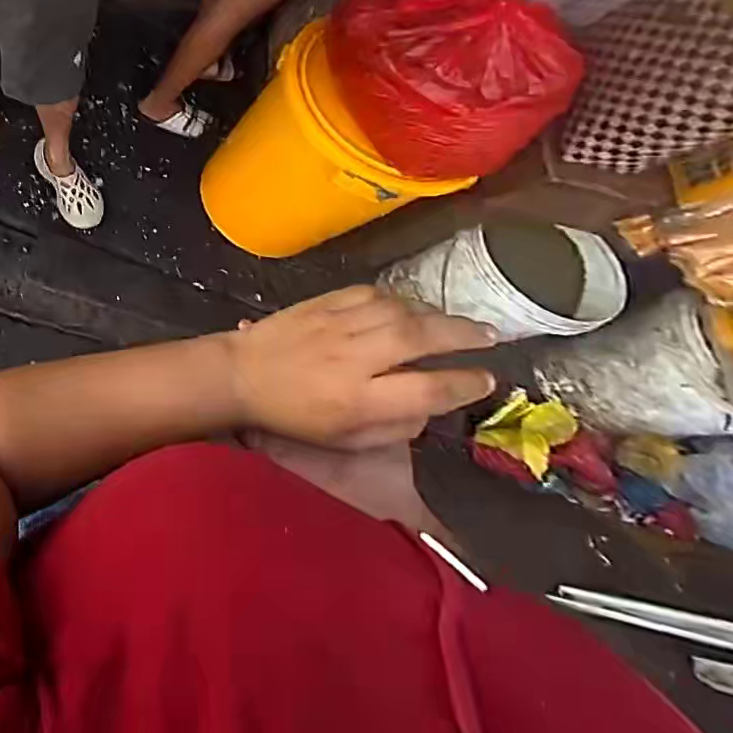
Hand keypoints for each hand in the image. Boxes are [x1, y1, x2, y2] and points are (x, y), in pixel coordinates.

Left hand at [224, 287, 497, 449]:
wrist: (241, 374)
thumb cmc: (293, 415)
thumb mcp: (343, 440)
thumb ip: (393, 427)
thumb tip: (432, 406)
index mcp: (359, 400)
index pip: (428, 390)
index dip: (465, 384)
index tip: (486, 379)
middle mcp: (353, 357)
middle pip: (421, 338)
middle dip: (464, 335)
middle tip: (491, 336)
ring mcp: (337, 324)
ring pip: (400, 310)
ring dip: (435, 314)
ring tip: (454, 322)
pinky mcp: (323, 302)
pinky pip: (372, 293)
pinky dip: (398, 299)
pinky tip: (408, 308)